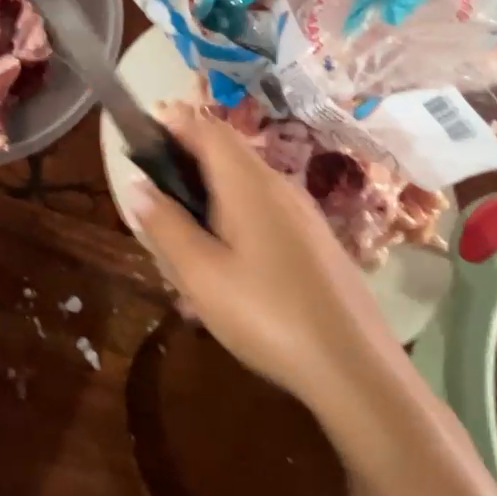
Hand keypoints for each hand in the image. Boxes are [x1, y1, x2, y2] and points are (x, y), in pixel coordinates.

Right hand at [114, 104, 398, 405]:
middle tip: (152, 197)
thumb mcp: (199, 274)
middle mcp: (280, 188)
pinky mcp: (317, 245)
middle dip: (185, 162)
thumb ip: (165, 225)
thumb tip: (138, 186)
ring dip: (208, 196)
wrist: (357, 372)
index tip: (139, 135)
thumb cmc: (266, 315)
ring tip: (181, 240)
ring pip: (245, 186)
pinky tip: (224, 268)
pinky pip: (264, 212)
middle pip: (227, 154)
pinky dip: (233, 219)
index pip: (207, 129)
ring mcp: (304, 216)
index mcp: (248, 184)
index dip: (172, 123)